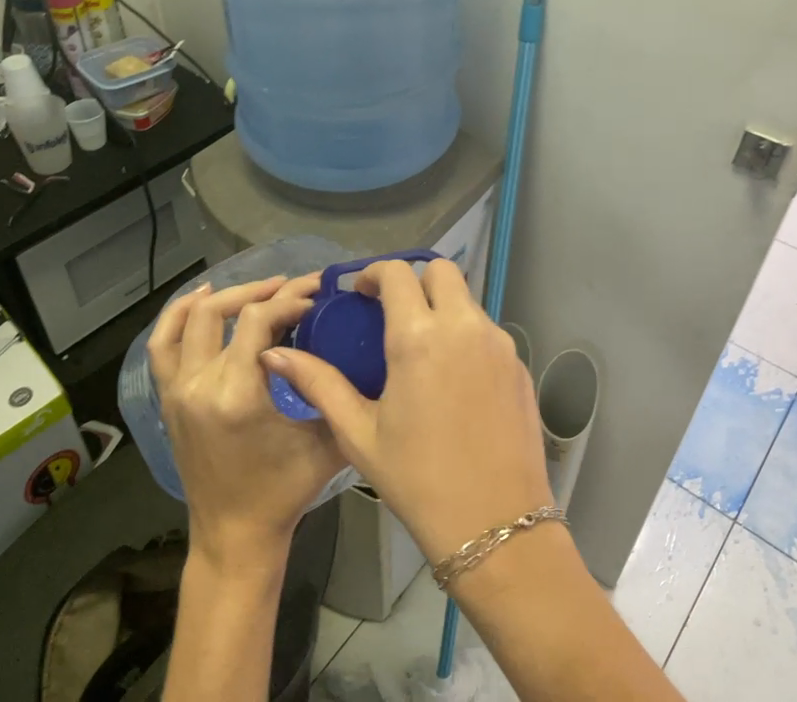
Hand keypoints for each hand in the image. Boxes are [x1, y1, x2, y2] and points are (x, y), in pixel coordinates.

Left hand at [148, 274, 345, 561]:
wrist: (235, 535)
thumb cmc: (283, 493)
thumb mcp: (325, 443)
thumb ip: (334, 391)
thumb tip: (351, 345)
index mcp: (236, 394)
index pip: (257, 321)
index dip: (289, 301)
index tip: (318, 297)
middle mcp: (198, 385)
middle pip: (222, 312)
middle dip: (263, 291)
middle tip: (299, 286)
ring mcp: (176, 391)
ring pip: (190, 320)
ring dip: (225, 297)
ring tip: (259, 288)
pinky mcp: (167, 399)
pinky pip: (162, 345)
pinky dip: (178, 315)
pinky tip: (202, 298)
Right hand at [261, 260, 551, 563]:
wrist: (496, 525)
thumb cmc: (418, 480)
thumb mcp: (358, 434)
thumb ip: (317, 383)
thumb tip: (275, 355)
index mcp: (418, 337)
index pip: (397, 272)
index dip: (373, 273)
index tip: (359, 294)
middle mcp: (464, 327)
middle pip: (442, 271)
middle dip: (413, 280)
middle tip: (391, 313)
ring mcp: (500, 345)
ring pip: (467, 301)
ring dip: (441, 308)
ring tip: (418, 351)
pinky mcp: (520, 367)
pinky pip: (488, 333)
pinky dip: (465, 337)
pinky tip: (451, 381)